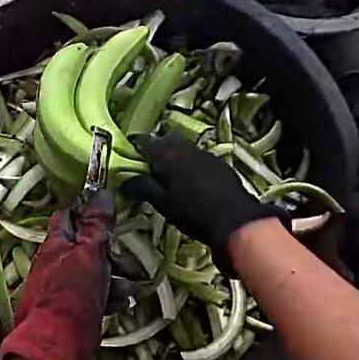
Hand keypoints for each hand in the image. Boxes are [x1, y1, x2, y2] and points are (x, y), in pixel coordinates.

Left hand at [0, 189, 113, 359]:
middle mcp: (54, 263)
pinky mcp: (68, 309)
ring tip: (130, 286)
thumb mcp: (90, 256)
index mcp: (55, 245)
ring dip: (113, 276)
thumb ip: (96, 226)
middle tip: (127, 259)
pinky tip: (121, 302)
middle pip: (84, 245)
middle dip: (108, 251)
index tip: (108, 212)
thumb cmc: (71, 297)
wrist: (55, 349)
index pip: (68, 215)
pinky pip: (91, 294)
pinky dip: (107, 295)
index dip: (87, 210)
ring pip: (91, 271)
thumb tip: (101, 192)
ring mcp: (60, 287)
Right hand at [121, 134, 282, 260]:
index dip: (136, 147)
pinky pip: (198, 157)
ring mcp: (204, 153)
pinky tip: (191, 179)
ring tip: (169, 173)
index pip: (145, 142)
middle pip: (166, 141)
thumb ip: (142, 188)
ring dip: (174, 156)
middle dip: (157, 149)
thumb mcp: (162, 203)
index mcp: (166, 155)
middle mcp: (184, 148)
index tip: (131, 155)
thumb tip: (124, 180)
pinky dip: (190, 164)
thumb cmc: (192, 211)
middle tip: (150, 164)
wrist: (234, 218)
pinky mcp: (219, 163)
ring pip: (183, 148)